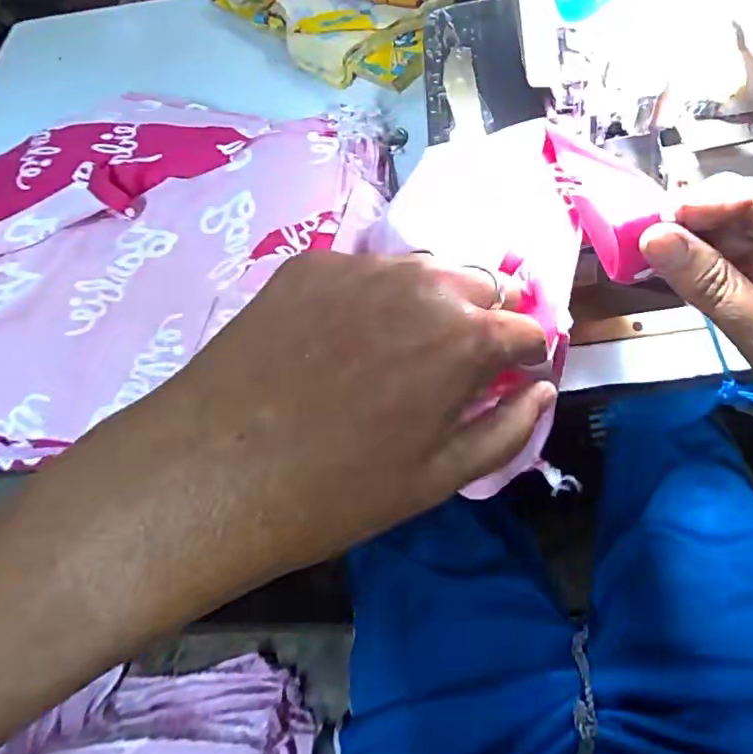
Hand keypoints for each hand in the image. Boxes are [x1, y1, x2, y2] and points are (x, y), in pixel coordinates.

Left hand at [118, 251, 554, 572]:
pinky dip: (368, 299)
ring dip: (426, 305)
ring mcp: (362, 265)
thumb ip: (509, 428)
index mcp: (466, 337)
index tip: (507, 380)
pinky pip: (362, 272)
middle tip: (446, 369)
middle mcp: (423, 284)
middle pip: (480, 289)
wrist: (212, 470)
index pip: (528, 329)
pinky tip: (333, 340)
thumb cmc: (337, 491)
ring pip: (421, 273)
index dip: (524, 358)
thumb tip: (540, 387)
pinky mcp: (310, 262)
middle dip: (481, 323)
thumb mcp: (439, 478)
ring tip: (388, 352)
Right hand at [638, 174, 752, 468]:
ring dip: (694, 251)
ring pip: (740, 250)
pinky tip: (669, 275)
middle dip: (695, 226)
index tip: (647, 216)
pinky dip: (705, 279)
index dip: (703, 206)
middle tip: (637, 235)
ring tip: (642, 252)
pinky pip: (740, 281)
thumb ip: (714, 286)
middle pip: (750, 222)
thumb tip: (653, 236)